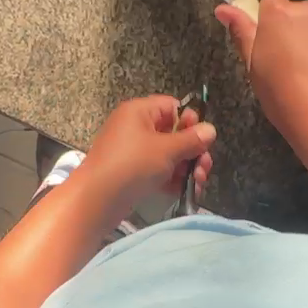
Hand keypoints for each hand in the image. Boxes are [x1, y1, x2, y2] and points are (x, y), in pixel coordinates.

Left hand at [72, 95, 215, 223]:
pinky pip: (157, 170)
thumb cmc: (132, 165)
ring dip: (186, 167)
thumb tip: (211, 129)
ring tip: (197, 183)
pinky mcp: (132, 173)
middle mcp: (135, 128)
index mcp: (139, 112)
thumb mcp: (166, 150)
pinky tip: (185, 191)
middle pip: (173, 133)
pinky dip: (171, 179)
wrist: (96, 200)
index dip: (190, 121)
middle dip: (192, 151)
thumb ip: (191, 140)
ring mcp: (133, 152)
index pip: (172, 107)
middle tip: (204, 167)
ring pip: (167, 155)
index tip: (202, 139)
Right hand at [216, 0, 307, 137]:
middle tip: (292, 64)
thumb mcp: (253, 67)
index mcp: (278, 13)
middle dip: (295, 30)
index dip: (270, 25)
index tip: (271, 48)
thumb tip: (223, 8)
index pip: (271, 2)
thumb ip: (241, 33)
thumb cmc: (281, 93)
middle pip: (298, 13)